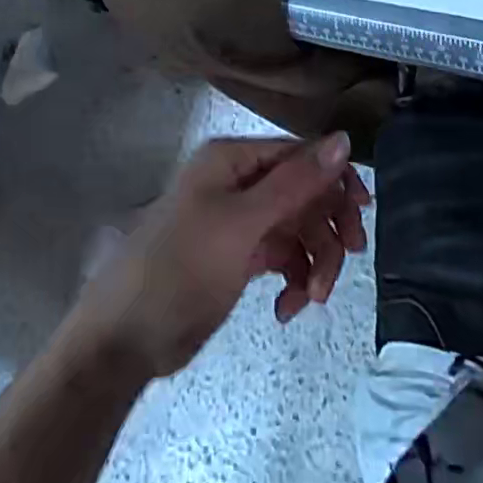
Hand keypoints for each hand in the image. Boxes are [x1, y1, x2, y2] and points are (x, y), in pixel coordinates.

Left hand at [75, 132, 370, 378]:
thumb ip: (296, 181)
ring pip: (299, 230)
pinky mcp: (240, 256)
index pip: (303, 156)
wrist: (121, 344)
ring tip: (311, 299)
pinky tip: (287, 308)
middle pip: (305, 195)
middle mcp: (239, 183)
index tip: (360, 214)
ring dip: (313, 263)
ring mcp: (240, 221)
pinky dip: (293, 280)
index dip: (336, 181)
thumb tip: (344, 138)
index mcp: (234, 160)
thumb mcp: (242, 223)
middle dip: (326, 231)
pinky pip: (283, 257)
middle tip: (348, 259)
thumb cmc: (179, 270)